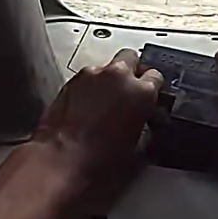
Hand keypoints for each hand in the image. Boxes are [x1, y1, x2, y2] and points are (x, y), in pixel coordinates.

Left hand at [26, 49, 162, 194]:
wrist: (62, 160)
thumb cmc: (97, 159)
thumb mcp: (137, 147)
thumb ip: (145, 125)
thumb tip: (143, 124)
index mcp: (141, 91)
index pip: (156, 76)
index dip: (153, 88)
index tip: (149, 96)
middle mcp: (117, 75)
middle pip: (131, 58)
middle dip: (131, 71)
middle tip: (129, 91)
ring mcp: (91, 75)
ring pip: (107, 67)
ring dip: (108, 80)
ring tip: (105, 104)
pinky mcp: (70, 80)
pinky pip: (87, 78)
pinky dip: (90, 88)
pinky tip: (88, 108)